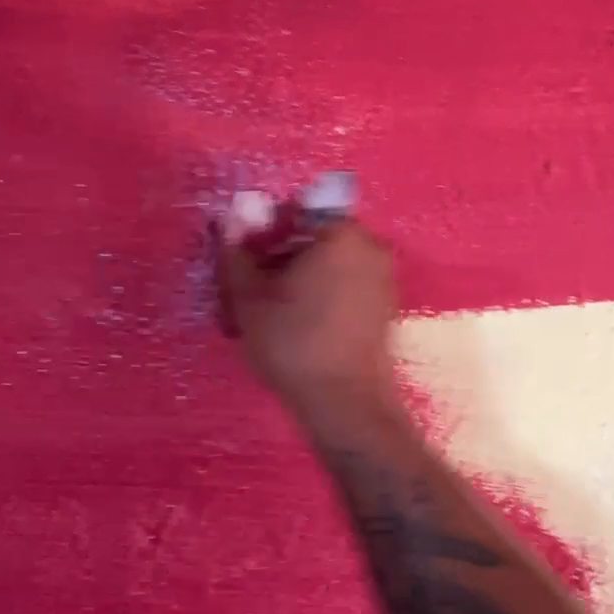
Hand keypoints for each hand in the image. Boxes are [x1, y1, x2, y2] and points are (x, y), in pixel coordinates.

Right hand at [213, 217, 400, 415]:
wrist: (346, 400)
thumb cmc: (294, 341)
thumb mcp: (248, 296)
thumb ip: (235, 253)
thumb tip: (227, 224)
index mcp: (343, 233)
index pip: (296, 212)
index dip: (264, 232)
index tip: (246, 262)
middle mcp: (372, 247)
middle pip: (314, 239)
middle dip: (279, 259)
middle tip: (250, 292)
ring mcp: (384, 278)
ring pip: (329, 266)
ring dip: (298, 281)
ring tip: (268, 315)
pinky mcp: (385, 307)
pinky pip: (346, 288)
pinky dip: (321, 297)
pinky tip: (296, 328)